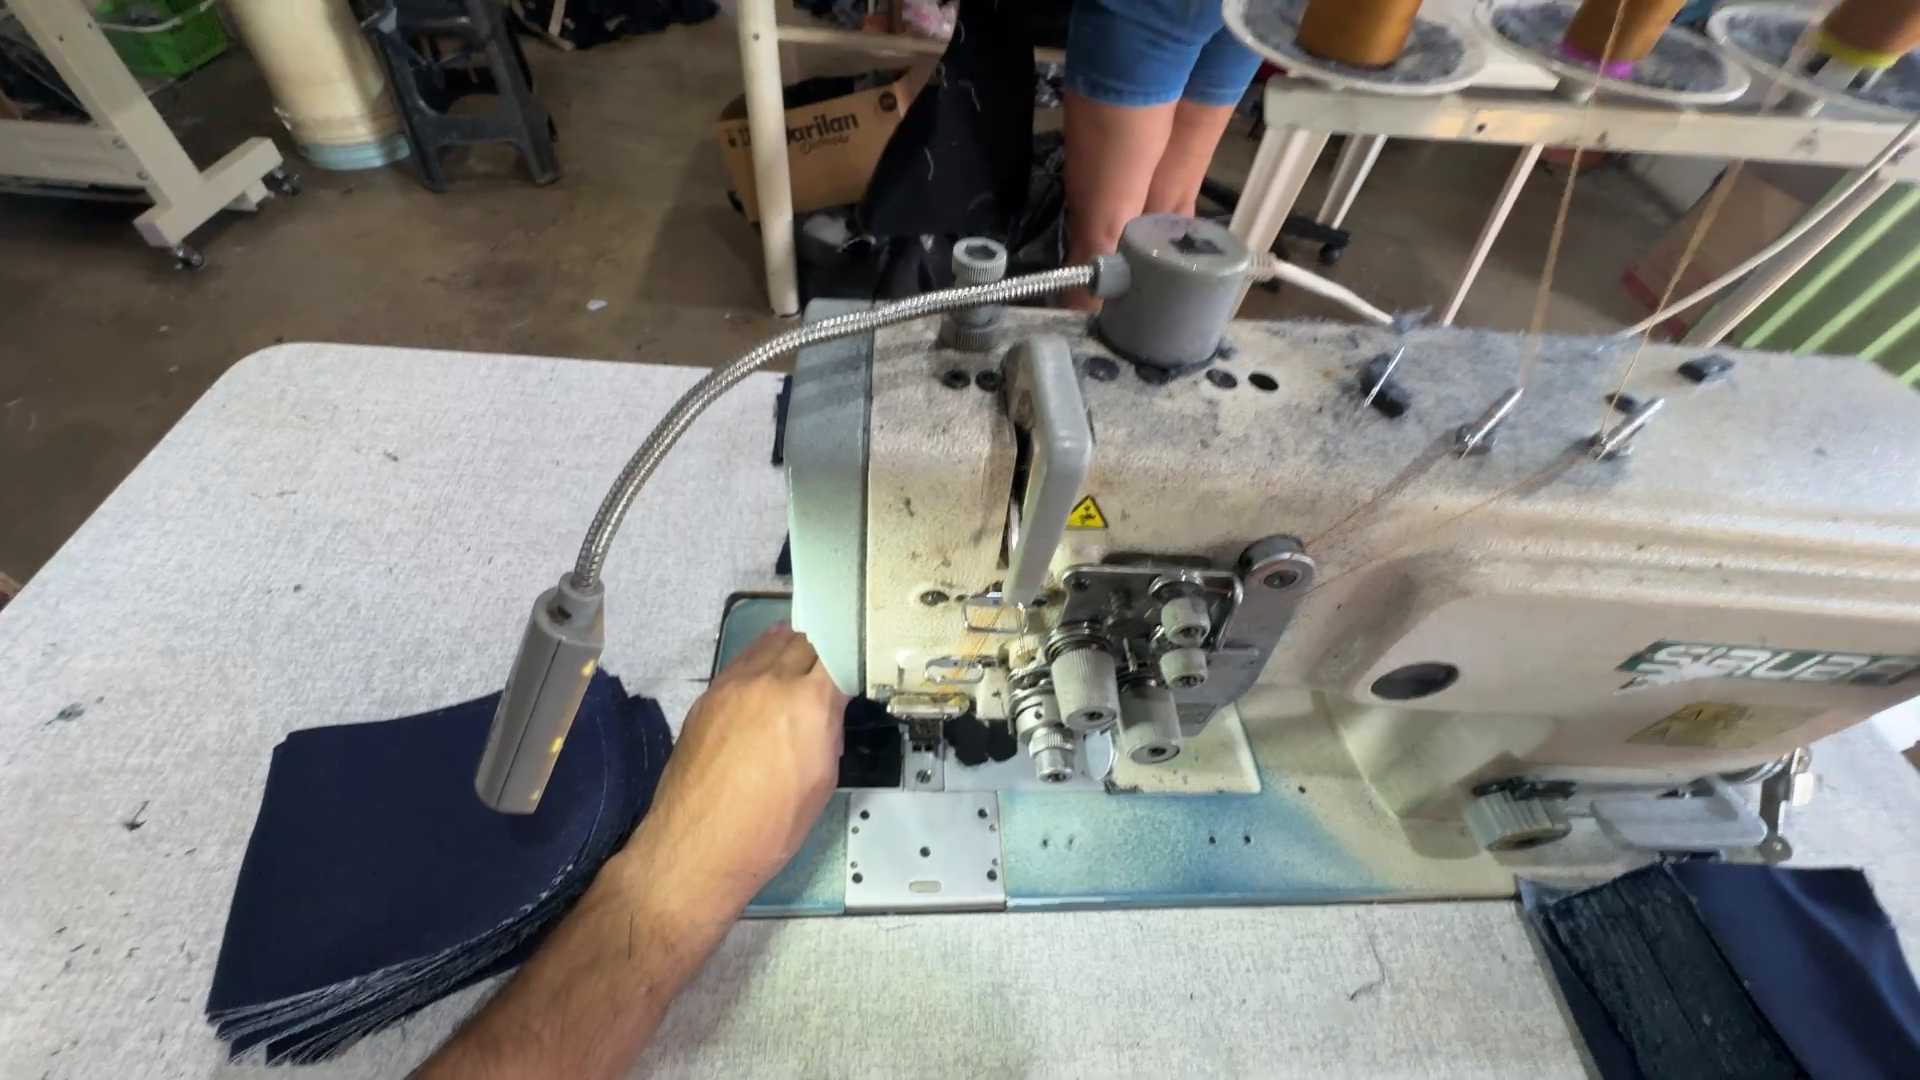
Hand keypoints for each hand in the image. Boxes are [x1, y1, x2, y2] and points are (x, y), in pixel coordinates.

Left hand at [616, 625, 845, 921]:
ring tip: (804, 665)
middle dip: (826, 651)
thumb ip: (830, 728)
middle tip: (834, 669)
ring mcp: (735, 682)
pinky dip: (764, 659)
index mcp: (809, 702)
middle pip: (809, 640)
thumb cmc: (771, 827)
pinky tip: (769, 678)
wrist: (696, 849)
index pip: (842, 653)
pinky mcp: (709, 693)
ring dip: (795, 647)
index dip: (854, 658)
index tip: (860, 669)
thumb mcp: (823, 780)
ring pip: (774, 640)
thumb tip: (828, 708)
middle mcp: (772, 680)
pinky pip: (746, 659)